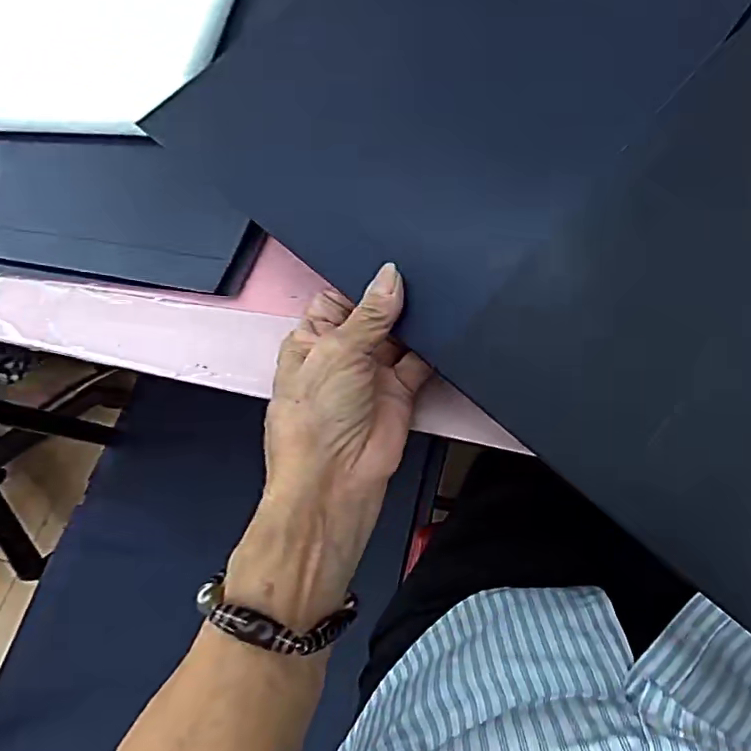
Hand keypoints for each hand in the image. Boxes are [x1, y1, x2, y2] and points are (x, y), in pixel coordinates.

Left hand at [225, 263, 432, 628]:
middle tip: (414, 283)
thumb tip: (389, 278)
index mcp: (312, 340)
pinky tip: (438, 336)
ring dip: (413, 325)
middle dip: (392, 303)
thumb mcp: (337, 352)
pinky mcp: (399, 393)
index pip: (339, 298)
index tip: (386, 270)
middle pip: (374, 315)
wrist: (336, 480)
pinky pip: (420, 363)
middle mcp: (342, 356)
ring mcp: (372, 374)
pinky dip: (431, 351)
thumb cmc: (311, 425)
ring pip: (400, 336)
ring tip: (429, 304)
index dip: (362, 285)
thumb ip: (369, 314)